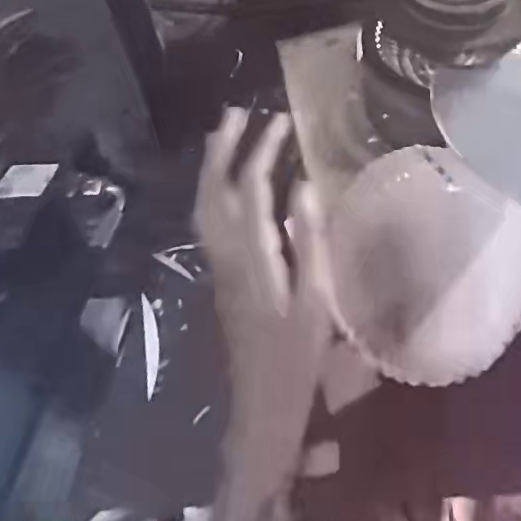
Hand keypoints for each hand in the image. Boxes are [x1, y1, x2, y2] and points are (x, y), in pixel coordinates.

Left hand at [195, 109, 333, 520]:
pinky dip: (212, 187)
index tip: (281, 120)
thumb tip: (305, 186)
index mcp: (254, 257)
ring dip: (212, 164)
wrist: (260, 409)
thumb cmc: (297, 360)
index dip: (263, 150)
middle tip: (237, 111)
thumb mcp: (316, 302)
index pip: (251, 190)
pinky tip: (225, 180)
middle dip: (222, 147)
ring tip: (225, 133)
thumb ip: (310, 242)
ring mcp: (218, 264)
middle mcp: (227, 254)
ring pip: (204, 204)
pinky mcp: (220, 274)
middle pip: (213, 190)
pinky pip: (207, 218)